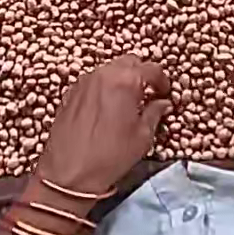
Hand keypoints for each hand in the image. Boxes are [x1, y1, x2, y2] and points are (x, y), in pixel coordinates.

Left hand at [34, 54, 171, 193]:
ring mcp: (84, 81)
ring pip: (109, 69)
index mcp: (125, 81)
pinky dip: (104, 86)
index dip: (162, 80)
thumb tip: (162, 103)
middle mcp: (103, 74)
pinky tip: (107, 106)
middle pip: (129, 62)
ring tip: (128, 101)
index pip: (151, 69)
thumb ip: (154, 113)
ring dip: (122, 79)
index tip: (164, 92)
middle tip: (148, 93)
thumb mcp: (142, 136)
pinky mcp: (71, 92)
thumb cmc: (110, 156)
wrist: (69, 172)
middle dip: (141, 74)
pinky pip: (93, 81)